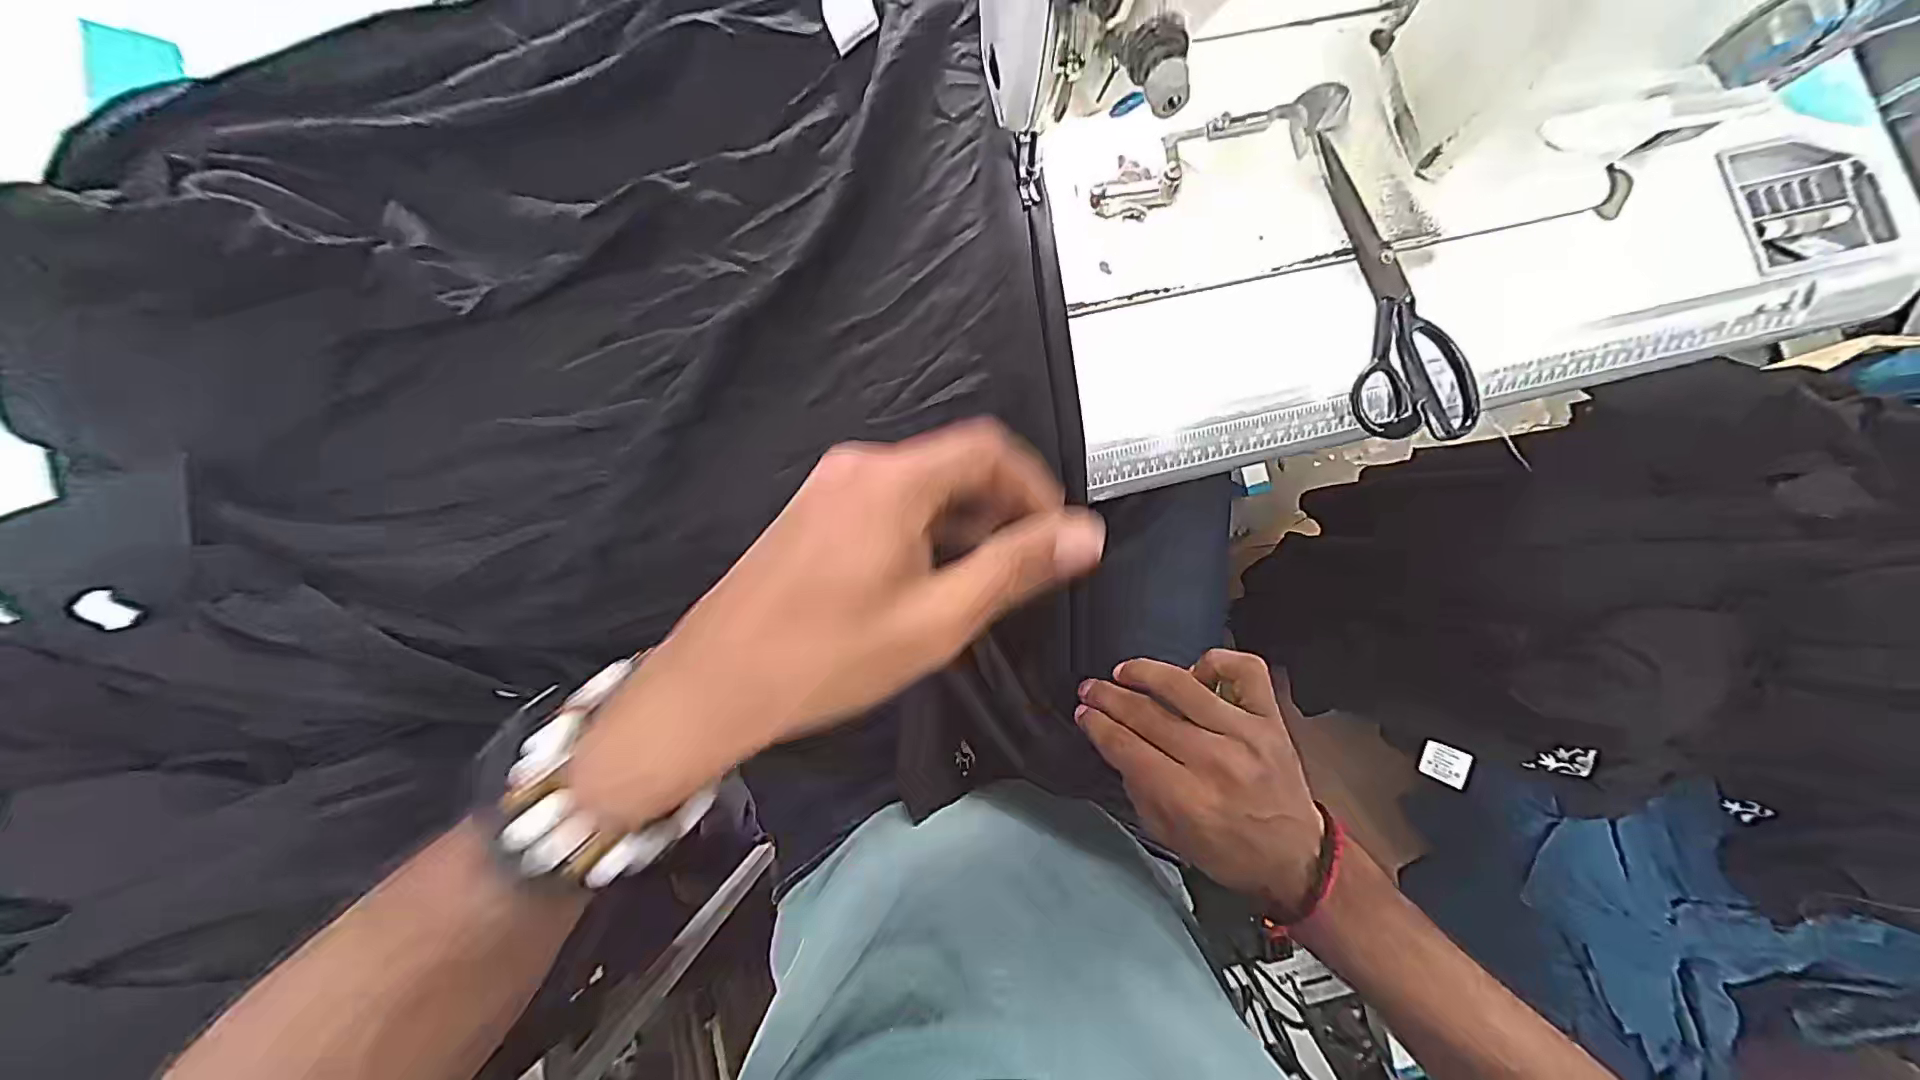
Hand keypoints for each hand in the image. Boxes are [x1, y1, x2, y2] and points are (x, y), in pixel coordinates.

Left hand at [570, 419, 1105, 825]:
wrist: (713, 685)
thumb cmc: (827, 658)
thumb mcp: (936, 619)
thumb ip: (1015, 569)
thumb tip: (1084, 535)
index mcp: (892, 480)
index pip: (989, 447)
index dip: (1036, 485)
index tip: (1054, 535)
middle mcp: (859, 467)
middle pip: (955, 464)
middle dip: (1003, 507)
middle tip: (1025, 566)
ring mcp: (830, 487)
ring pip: (923, 487)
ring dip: (965, 522)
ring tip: (982, 581)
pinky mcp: (814, 512)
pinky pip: (889, 504)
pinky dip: (926, 530)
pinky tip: (930, 579)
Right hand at [1076, 650, 1325, 911]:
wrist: (1298, 857)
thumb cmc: (1231, 851)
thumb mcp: (1170, 835)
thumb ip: (1138, 788)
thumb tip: (1114, 741)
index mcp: (1189, 799)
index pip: (1126, 746)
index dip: (1096, 725)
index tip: (1083, 713)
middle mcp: (1216, 762)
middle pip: (1146, 714)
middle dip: (1108, 698)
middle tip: (1090, 689)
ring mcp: (1247, 735)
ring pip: (1182, 685)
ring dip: (1143, 672)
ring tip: (1124, 672)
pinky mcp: (1270, 719)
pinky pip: (1242, 670)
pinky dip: (1215, 661)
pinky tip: (1193, 670)